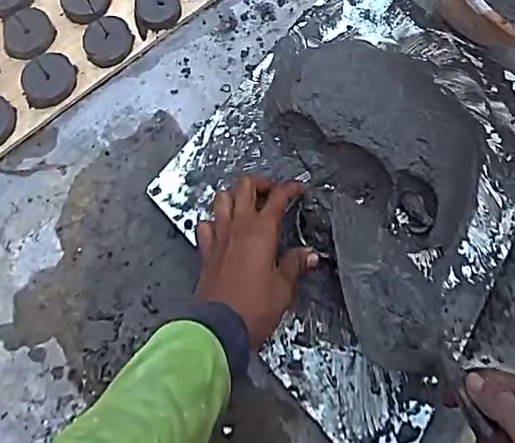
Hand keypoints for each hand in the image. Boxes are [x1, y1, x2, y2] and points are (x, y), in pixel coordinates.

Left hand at [194, 177, 317, 347]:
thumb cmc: (253, 308)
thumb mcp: (283, 289)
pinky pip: (205, 225)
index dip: (290, 188)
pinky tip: (222, 229)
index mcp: (262, 230)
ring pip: (222, 198)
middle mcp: (239, 227)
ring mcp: (219, 237)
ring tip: (245, 205)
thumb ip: (295, 265)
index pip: (278, 196)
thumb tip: (308, 254)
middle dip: (260, 184)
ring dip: (234, 196)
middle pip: (245, 186)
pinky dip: (214, 221)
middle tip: (270, 194)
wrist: (217, 330)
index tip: (298, 190)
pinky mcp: (206, 253)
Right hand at [465, 370, 514, 442]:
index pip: (496, 377)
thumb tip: (473, 379)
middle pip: (498, 405)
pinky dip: (505, 442)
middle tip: (489, 439)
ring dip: (495, 438)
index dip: (469, 386)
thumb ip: (504, 405)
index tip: (448, 397)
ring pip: (504, 428)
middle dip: (486, 424)